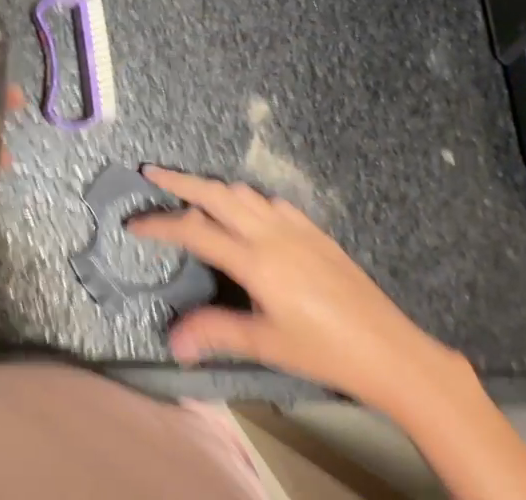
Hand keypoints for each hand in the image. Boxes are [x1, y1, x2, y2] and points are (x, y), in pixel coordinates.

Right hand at [130, 167, 469, 412]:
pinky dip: (247, 197)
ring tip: (190, 190)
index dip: (160, 225)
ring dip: (212, 187)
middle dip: (180, 181)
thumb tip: (173, 340)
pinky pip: (272, 202)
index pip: (195, 231)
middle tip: (150, 174)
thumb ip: (216, 333)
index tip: (133, 224)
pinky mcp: (316, 234)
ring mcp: (297, 230)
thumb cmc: (325, 351)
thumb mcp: (266, 344)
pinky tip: (247, 209)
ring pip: (244, 193)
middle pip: (217, 194)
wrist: (392, 351)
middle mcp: (272, 235)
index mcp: (256, 261)